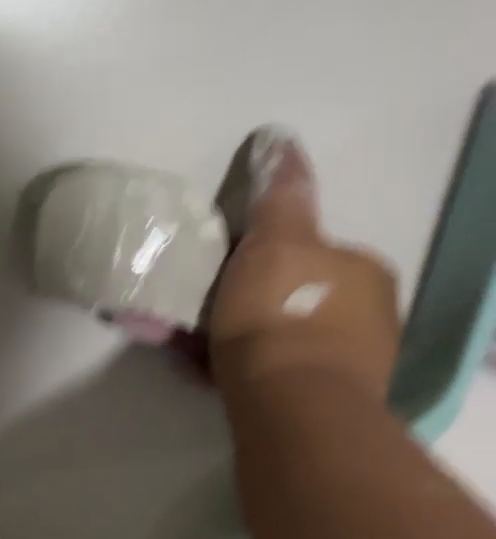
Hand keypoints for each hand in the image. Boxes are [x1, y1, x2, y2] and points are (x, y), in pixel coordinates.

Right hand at [208, 128, 400, 395]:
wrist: (287, 397)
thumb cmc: (281, 310)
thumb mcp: (279, 241)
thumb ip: (281, 197)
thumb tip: (286, 141)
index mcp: (362, 275)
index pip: (309, 247)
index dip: (262, 246)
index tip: (221, 252)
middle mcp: (365, 315)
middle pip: (287, 285)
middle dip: (240, 285)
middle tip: (192, 285)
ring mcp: (342, 357)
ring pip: (267, 321)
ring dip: (224, 318)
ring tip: (173, 320)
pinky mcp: (308, 390)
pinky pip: (258, 356)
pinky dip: (224, 350)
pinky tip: (189, 351)